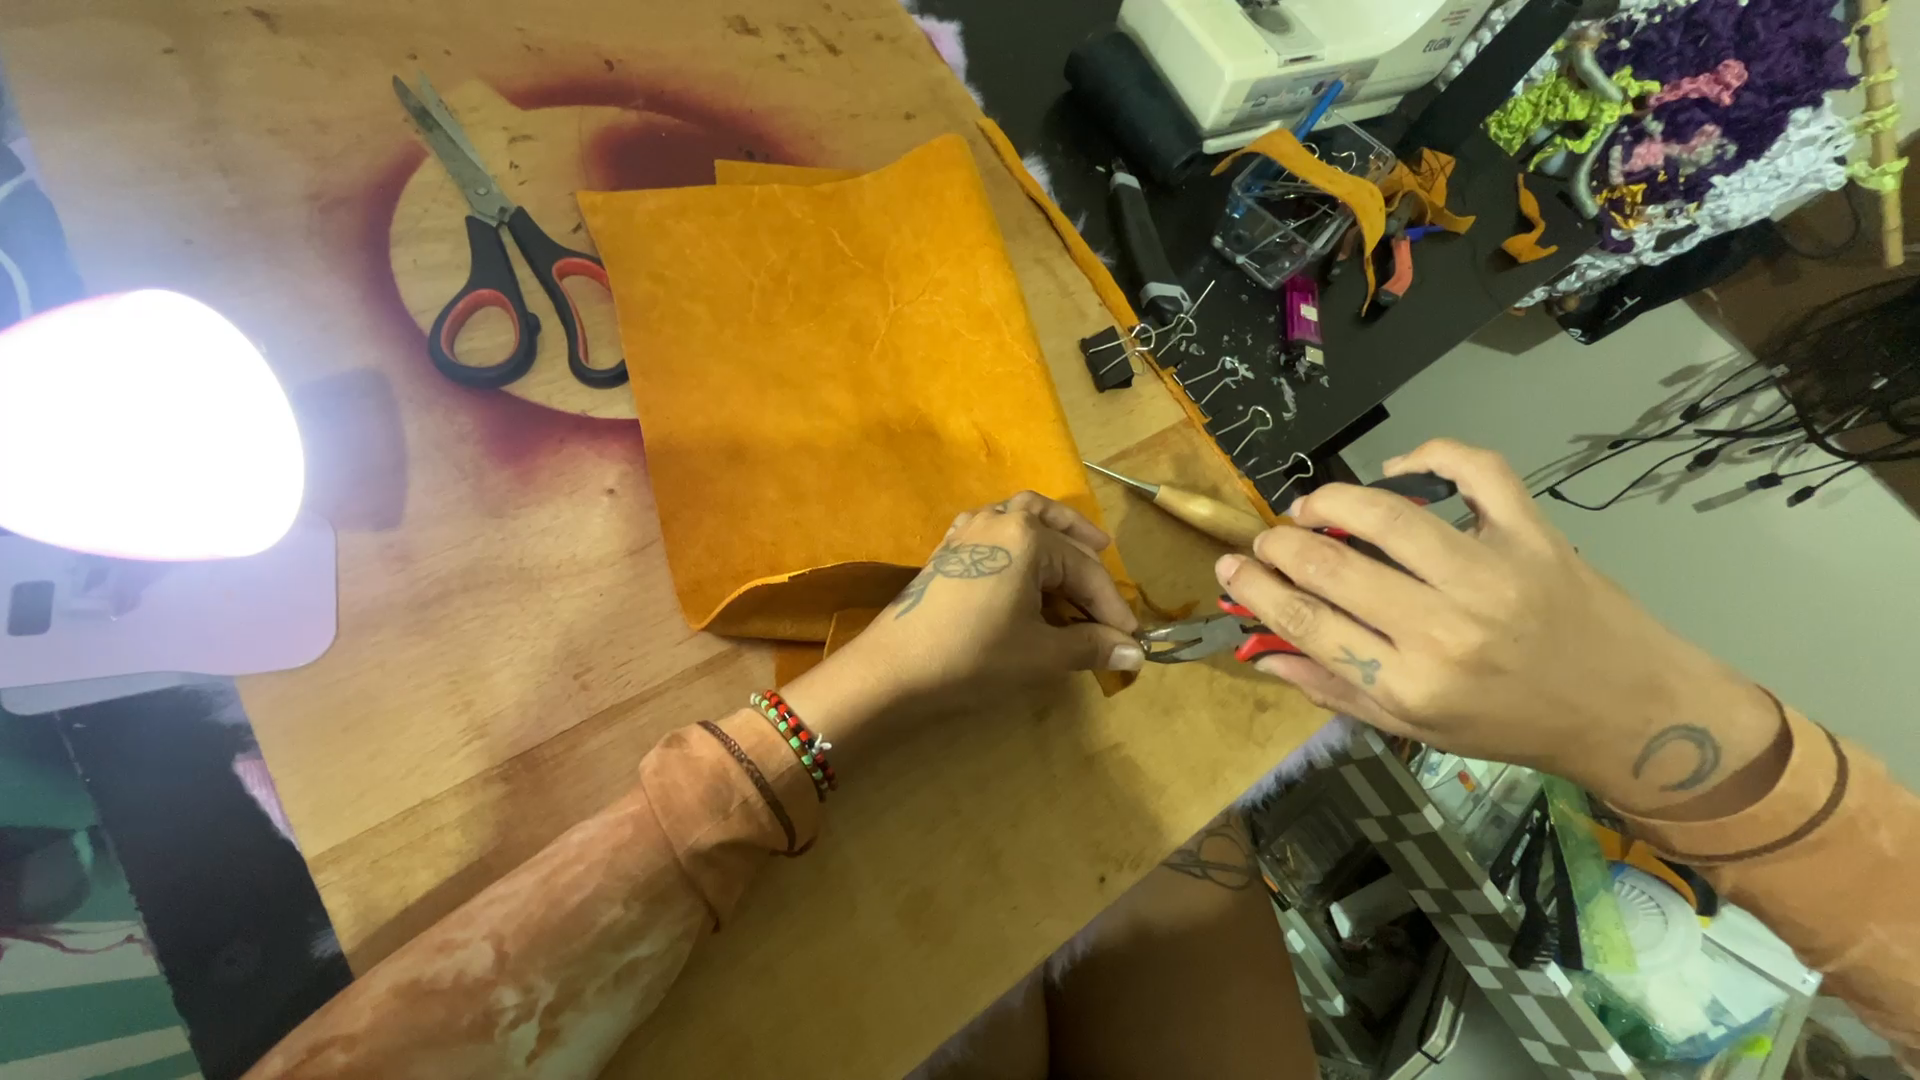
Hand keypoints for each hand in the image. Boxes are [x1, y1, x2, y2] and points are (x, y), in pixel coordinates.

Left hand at [781, 493, 1141, 759]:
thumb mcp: (1039, 654)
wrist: (893, 669)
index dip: (1112, 609)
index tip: (1132, 641)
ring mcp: (967, 531)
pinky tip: (1017, 558)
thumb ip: (1090, 646)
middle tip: (1107, 598)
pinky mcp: (946, 549)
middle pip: (1058, 537)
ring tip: (1078, 550)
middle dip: (1087, 568)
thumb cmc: (972, 657)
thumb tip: (1136, 652)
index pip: (1085, 572)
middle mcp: (999, 521)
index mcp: (1028, 537)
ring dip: (1054, 533)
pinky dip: (1015, 536)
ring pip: (1022, 516)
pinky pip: (990, 528)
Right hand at [1217, 439, 1785, 816]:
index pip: (1304, 621)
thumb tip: (1262, 653)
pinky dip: (1431, 455)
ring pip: (1388, 514)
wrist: (1634, 716)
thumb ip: (1333, 688)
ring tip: (1310, 508)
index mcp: (1410, 682)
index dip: (1252, 588)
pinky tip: (1399, 470)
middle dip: (1278, 545)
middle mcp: (1445, 628)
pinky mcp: (1533, 536)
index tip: (1228, 569)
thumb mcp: (1414, 727)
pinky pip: (1477, 472)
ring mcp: (1493, 575)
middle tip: (1267, 542)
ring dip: (1330, 502)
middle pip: (1331, 565)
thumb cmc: (1510, 727)